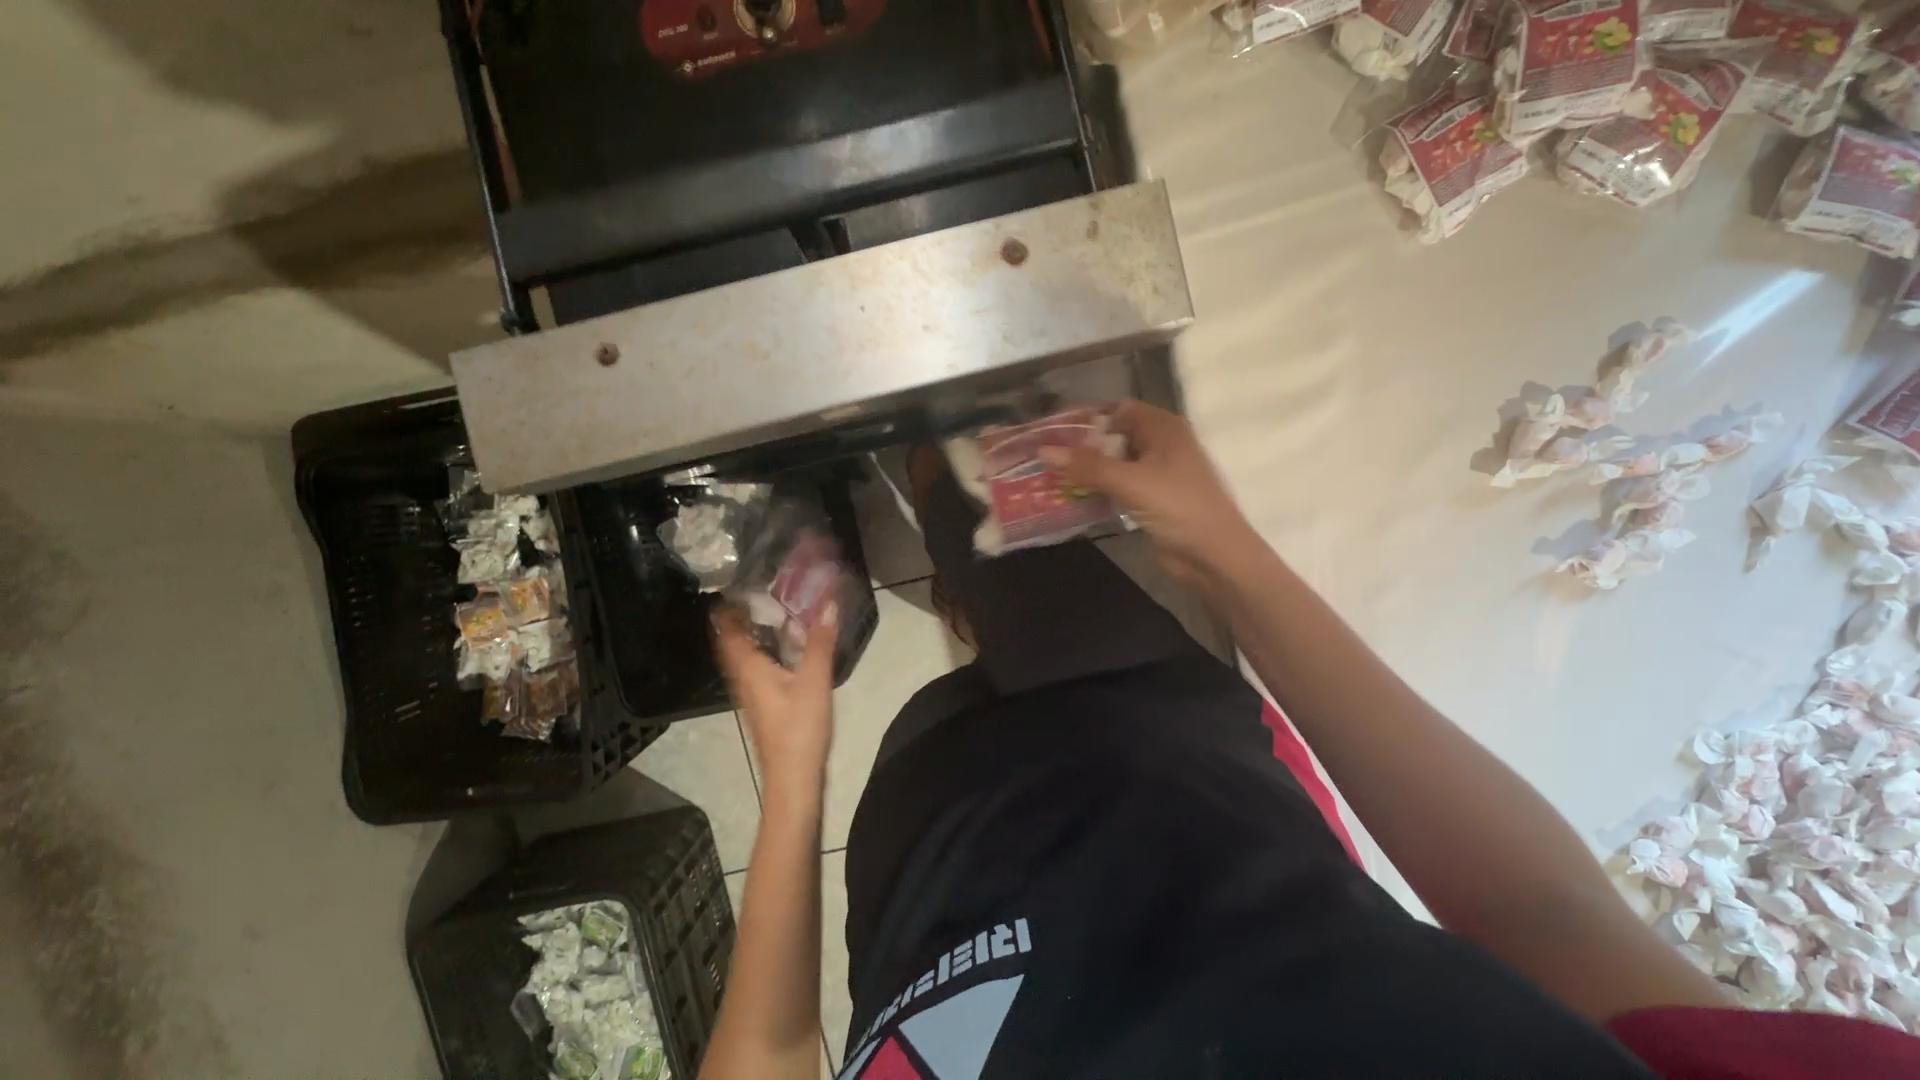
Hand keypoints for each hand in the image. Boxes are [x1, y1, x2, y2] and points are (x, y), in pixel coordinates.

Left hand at [712, 602, 836, 798]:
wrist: (792, 778)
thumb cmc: (799, 727)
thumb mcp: (814, 680)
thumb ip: (820, 642)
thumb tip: (829, 603)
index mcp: (749, 668)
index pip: (728, 632)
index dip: (727, 610)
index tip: (736, 587)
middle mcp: (743, 680)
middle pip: (732, 645)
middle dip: (738, 622)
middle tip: (755, 597)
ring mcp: (751, 697)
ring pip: (743, 660)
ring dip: (750, 639)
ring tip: (768, 618)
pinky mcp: (762, 708)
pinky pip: (754, 672)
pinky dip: (761, 656)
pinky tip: (780, 654)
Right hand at [1040, 400, 1258, 584]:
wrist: (1214, 557)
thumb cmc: (1179, 508)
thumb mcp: (1130, 482)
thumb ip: (1087, 466)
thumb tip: (1043, 450)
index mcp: (1164, 429)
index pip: (1119, 410)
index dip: (1088, 417)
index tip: (1054, 428)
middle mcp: (1162, 445)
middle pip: (1115, 436)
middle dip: (1083, 445)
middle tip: (1045, 453)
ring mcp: (1158, 475)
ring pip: (1116, 464)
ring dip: (1088, 470)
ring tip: (1050, 474)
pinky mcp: (1153, 501)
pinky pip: (1119, 488)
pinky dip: (1098, 490)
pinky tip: (1072, 497)